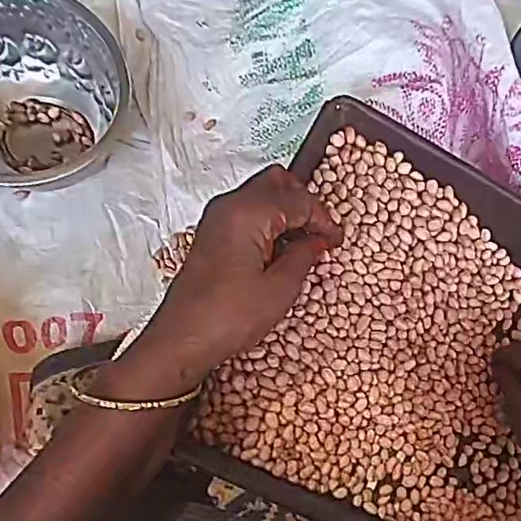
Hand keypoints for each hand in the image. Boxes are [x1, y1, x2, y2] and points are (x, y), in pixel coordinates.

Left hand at [114, 165, 340, 396]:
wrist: (183, 338)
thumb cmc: (228, 317)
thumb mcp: (279, 289)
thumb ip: (303, 256)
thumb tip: (316, 242)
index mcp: (247, 213)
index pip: (298, 200)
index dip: (324, 219)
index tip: (336, 240)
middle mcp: (229, 206)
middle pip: (276, 182)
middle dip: (305, 203)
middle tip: (321, 234)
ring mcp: (217, 219)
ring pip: (261, 194)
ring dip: (287, 212)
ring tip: (304, 245)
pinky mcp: (212, 235)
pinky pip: (247, 213)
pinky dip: (269, 222)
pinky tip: (281, 251)